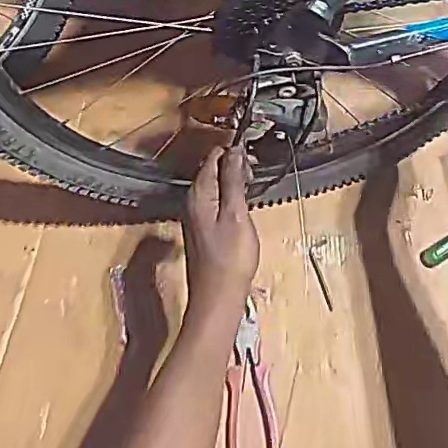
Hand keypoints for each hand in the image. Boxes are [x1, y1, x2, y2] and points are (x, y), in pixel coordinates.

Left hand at [183, 146, 258, 313]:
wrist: (218, 297)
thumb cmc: (231, 256)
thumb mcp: (236, 213)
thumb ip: (233, 179)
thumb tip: (234, 150)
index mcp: (199, 194)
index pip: (213, 157)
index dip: (233, 151)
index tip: (253, 155)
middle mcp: (192, 201)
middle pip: (212, 168)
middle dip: (234, 164)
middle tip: (254, 172)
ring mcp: (195, 215)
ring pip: (215, 184)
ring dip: (233, 180)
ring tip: (251, 185)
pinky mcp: (202, 227)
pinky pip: (216, 199)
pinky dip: (229, 195)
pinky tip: (242, 204)